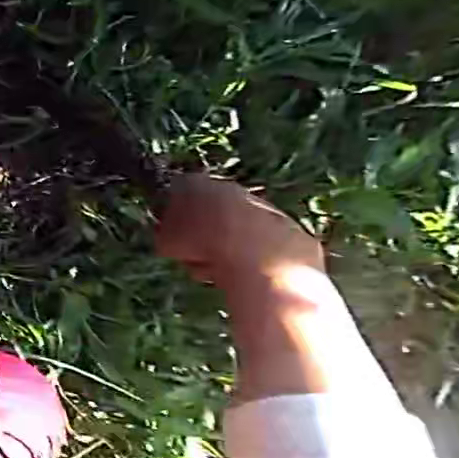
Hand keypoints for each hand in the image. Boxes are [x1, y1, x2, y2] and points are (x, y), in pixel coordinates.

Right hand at [155, 174, 324, 289]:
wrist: (263, 264)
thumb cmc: (203, 248)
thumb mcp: (165, 242)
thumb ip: (164, 232)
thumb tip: (167, 234)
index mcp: (196, 184)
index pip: (178, 190)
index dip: (172, 210)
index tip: (170, 230)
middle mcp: (232, 189)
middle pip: (212, 206)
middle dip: (204, 226)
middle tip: (193, 252)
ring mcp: (267, 208)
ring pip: (241, 224)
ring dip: (230, 243)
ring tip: (219, 269)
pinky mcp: (294, 230)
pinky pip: (269, 242)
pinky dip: (260, 255)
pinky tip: (249, 273)